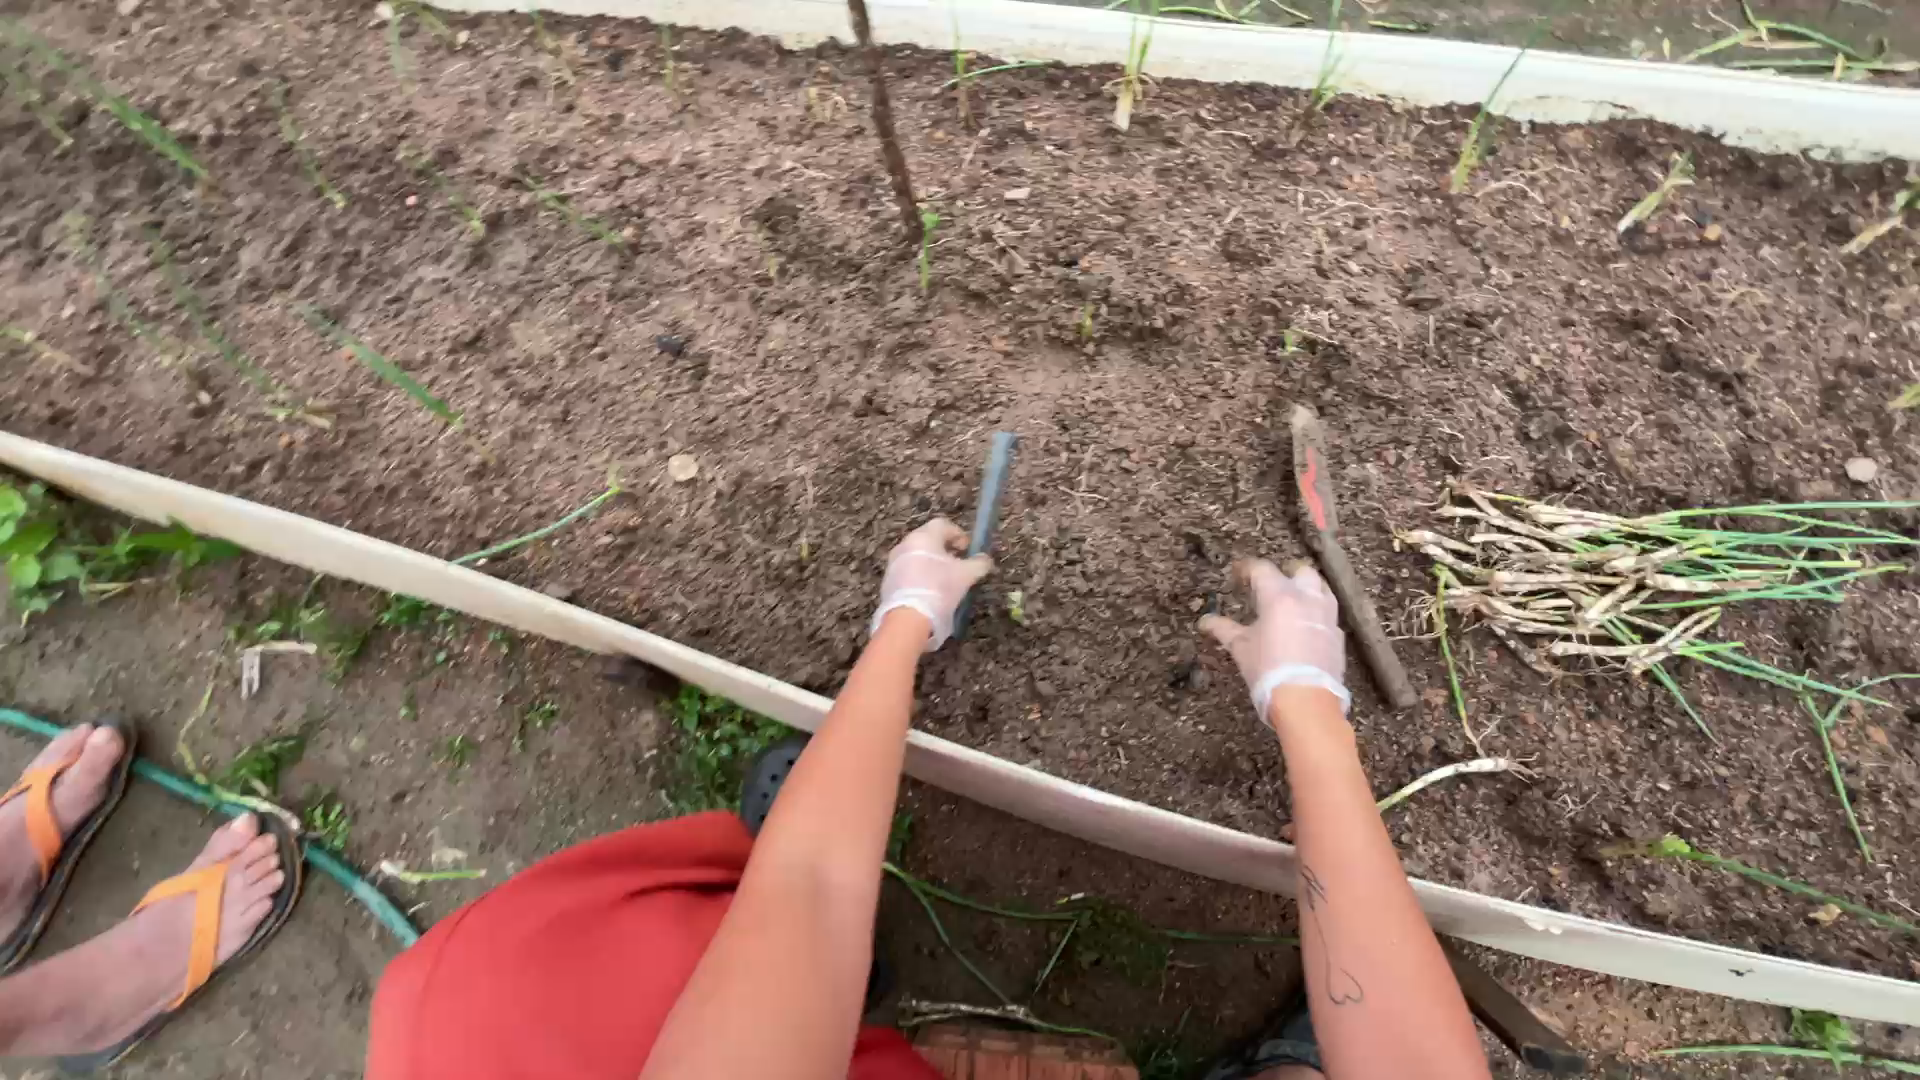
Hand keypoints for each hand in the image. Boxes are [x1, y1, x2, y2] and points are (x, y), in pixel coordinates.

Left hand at [870, 518, 992, 650]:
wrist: (908, 617)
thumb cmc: (939, 588)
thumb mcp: (966, 575)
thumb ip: (979, 563)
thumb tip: (985, 559)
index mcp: (924, 536)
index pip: (943, 524)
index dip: (958, 534)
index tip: (967, 549)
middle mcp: (906, 544)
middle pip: (929, 539)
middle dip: (945, 549)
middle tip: (958, 564)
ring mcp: (894, 562)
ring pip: (917, 555)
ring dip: (931, 563)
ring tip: (944, 580)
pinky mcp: (888, 580)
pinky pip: (908, 571)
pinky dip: (920, 575)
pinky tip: (929, 591)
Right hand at [1200, 558, 1348, 721]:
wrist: (1306, 700)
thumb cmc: (1268, 669)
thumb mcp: (1240, 648)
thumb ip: (1223, 629)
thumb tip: (1205, 621)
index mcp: (1279, 597)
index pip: (1262, 569)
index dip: (1247, 568)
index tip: (1237, 573)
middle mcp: (1307, 599)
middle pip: (1300, 572)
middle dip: (1285, 574)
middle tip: (1269, 587)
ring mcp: (1326, 616)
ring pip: (1321, 589)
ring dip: (1306, 590)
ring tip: (1291, 603)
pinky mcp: (1338, 635)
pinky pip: (1328, 613)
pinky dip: (1316, 613)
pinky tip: (1304, 627)